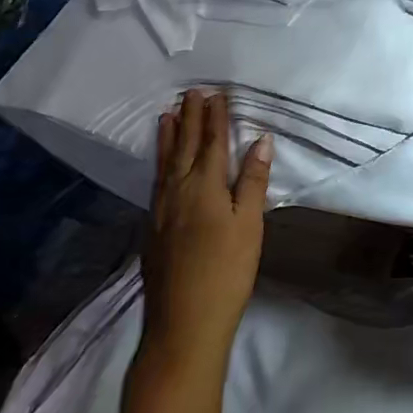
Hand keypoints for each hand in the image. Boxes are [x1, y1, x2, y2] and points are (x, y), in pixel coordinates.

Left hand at [140, 91, 272, 368]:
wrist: (184, 320)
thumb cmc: (227, 273)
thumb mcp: (249, 226)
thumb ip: (253, 181)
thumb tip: (261, 139)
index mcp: (207, 185)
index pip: (212, 142)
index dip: (215, 117)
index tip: (216, 93)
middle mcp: (179, 188)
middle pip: (186, 145)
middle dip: (191, 117)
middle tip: (191, 92)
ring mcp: (161, 206)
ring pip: (165, 161)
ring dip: (169, 135)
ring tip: (168, 113)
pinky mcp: (151, 224)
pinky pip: (156, 178)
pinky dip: (159, 160)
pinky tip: (160, 162)